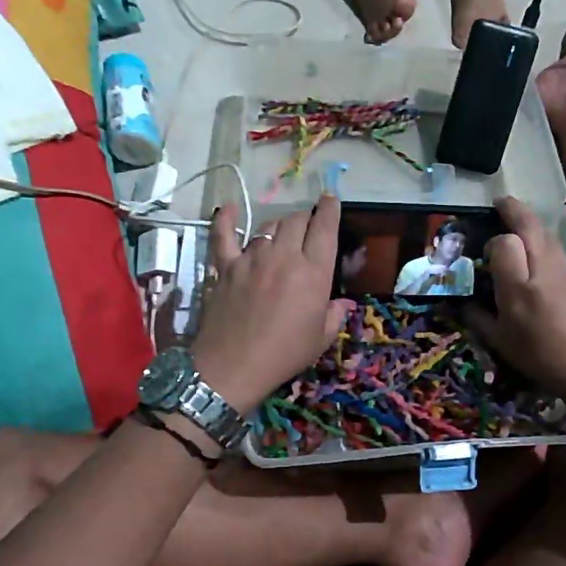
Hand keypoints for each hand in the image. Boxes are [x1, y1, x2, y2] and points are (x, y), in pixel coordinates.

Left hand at [193, 198, 352, 407]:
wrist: (233, 366)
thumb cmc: (284, 355)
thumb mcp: (320, 339)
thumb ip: (334, 315)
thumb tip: (342, 304)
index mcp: (313, 273)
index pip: (325, 228)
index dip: (329, 210)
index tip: (330, 199)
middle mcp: (284, 257)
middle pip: (296, 221)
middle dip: (305, 218)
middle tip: (307, 225)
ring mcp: (252, 258)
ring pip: (267, 226)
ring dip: (278, 225)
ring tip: (281, 232)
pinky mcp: (225, 266)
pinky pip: (224, 235)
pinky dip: (225, 220)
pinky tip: (227, 209)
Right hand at [469, 198, 565, 403]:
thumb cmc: (541, 359)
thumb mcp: (501, 343)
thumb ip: (479, 318)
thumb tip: (464, 303)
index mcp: (519, 290)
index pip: (505, 243)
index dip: (494, 241)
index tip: (486, 253)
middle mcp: (544, 273)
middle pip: (531, 227)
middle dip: (514, 210)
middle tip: (500, 202)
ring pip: (548, 235)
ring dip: (532, 224)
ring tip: (517, 222)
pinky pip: (558, 252)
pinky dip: (544, 244)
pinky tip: (537, 255)